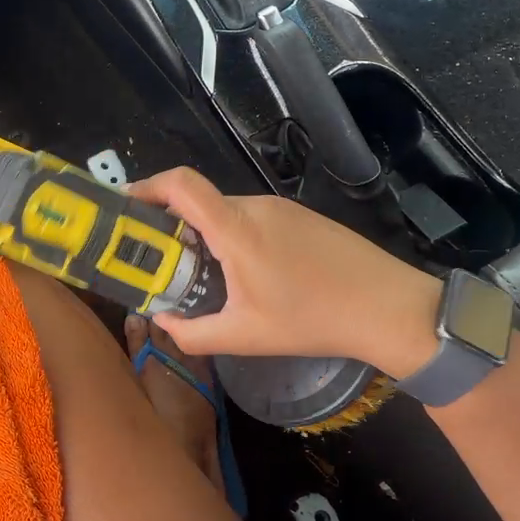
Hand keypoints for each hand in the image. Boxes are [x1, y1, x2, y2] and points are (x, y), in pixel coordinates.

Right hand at [128, 167, 441, 377]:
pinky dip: (232, 237)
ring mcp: (280, 208)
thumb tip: (160, 318)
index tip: (124, 207)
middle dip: (170, 225)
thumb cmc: (314, 320)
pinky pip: (250, 218)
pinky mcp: (300, 217)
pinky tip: (248, 274)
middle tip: (159, 260)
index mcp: (236, 228)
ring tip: (204, 275)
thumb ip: (191, 332)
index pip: (180, 184)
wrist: (395, 310)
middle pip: (197, 201)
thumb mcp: (245, 336)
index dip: (146, 186)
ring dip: (203, 235)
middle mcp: (254, 207)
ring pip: (223, 212)